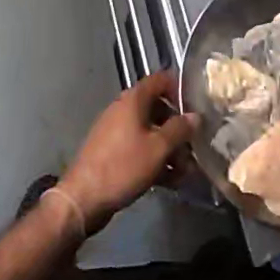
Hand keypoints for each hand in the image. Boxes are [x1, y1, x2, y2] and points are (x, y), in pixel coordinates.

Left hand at [58, 70, 197, 231]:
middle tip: (194, 144)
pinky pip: (139, 148)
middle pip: (158, 108)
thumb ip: (180, 129)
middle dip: (178, 127)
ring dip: (169, 148)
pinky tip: (170, 180)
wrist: (83, 199)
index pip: (161, 79)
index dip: (180, 87)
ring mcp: (116, 131)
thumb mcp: (158, 148)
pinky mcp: (111, 152)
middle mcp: (123, 109)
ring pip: (150, 132)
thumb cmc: (123, 166)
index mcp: (133, 100)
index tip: (196, 105)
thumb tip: (195, 116)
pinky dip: (155, 159)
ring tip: (186, 169)